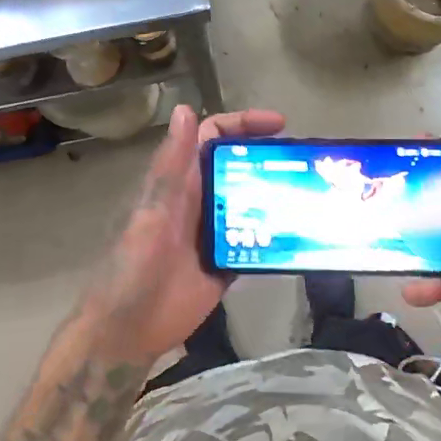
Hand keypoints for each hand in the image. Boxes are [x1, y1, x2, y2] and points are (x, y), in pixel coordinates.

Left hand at [81, 103, 285, 362]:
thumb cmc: (132, 268)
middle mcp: (200, 201)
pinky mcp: (225, 264)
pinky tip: (302, 237)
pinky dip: (276, 238)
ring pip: (251, 204)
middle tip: (307, 163)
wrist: (126, 332)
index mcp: (181, 182)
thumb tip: (186, 108)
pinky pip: (256, 242)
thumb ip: (171, 167)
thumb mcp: (154, 213)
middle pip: (238, 168)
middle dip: (270, 159)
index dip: (243, 124)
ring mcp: (214, 234)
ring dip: (278, 197)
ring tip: (313, 195)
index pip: (213, 137)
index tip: (280, 124)